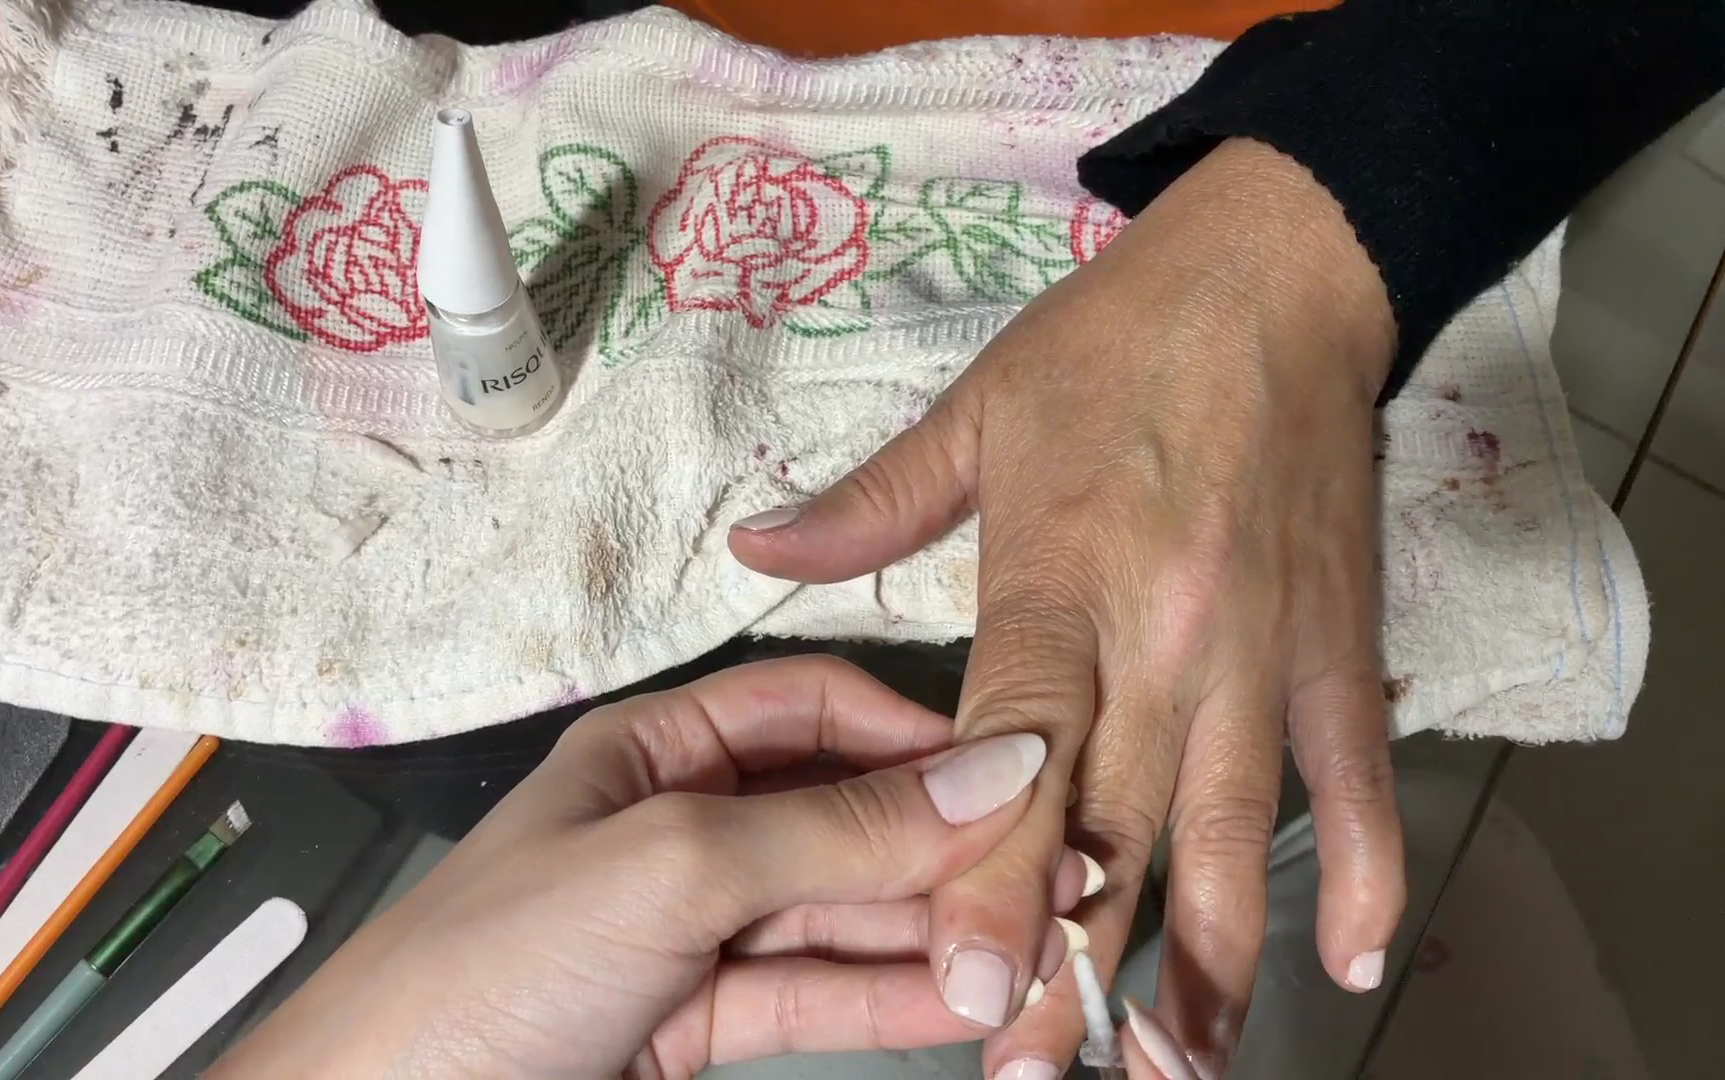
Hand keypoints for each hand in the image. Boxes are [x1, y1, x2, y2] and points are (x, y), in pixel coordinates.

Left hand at [209, 656, 1080, 1078]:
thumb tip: (986, 774)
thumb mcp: (676, 865)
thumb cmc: (503, 961)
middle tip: (1047, 873)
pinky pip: (812, 985)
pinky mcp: (701, 1009)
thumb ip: (833, 827)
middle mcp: (686, 814)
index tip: (1006, 769)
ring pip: (836, 904)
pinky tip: (968, 1001)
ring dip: (930, 925)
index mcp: (662, 744)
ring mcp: (696, 916)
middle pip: (834, 807)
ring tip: (1034, 945)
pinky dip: (888, 995)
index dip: (907, 730)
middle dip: (935, 840)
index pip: (811, 705)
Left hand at [728, 139, 1408, 1077]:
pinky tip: (1341, 964)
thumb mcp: (969, 416)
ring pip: (1234, 833)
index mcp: (1057, 581)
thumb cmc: (1106, 347)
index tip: (977, 992)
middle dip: (1081, 960)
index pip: (1014, 755)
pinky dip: (1361, 871)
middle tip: (1048, 1075)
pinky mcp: (1340, 637)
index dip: (990, 876)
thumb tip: (750, 547)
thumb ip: (861, 507)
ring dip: (1208, 959)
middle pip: (1116, 825)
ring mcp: (1263, 645)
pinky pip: (1352, 773)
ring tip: (1172, 1069)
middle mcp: (1165, 635)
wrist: (1270, 276)